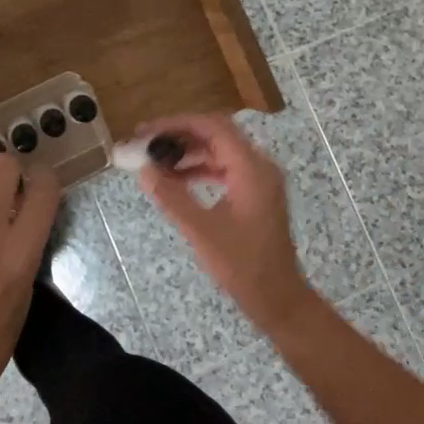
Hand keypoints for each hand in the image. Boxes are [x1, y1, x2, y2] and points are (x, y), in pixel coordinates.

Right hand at [138, 113, 314, 331]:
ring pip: (219, 150)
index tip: (146, 132)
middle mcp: (259, 165)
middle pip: (216, 133)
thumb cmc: (243, 266)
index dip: (176, 124)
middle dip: (179, 135)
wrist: (279, 300)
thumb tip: (143, 170)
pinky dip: (200, 168)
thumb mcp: (201, 231)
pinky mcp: (255, 193)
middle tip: (147, 142)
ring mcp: (259, 179)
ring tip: (156, 160)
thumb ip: (171, 197)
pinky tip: (176, 179)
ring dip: (188, 151)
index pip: (211, 127)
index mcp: (251, 168)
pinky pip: (224, 167)